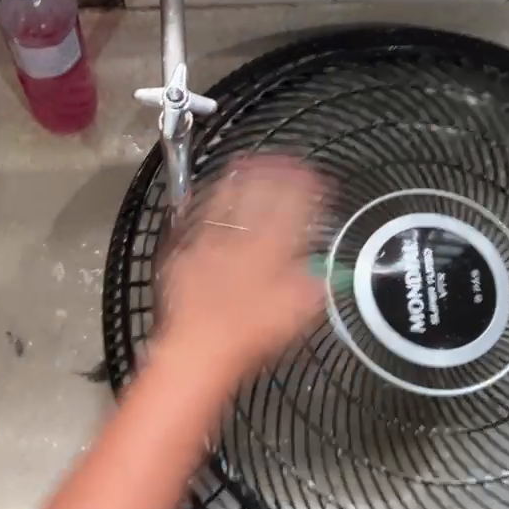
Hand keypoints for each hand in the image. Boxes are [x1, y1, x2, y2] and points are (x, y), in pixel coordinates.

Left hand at [156, 156, 327, 381]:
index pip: (292, 208)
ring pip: (224, 201)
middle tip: (281, 159)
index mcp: (271, 250)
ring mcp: (207, 243)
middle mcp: (239, 239)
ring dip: (237, 179)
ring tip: (244, 163)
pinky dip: (202, 202)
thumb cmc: (251, 336)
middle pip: (257, 197)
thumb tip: (326, 270)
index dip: (304, 187)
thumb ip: (314, 284)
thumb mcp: (296, 313)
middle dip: (272, 173)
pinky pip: (193, 219)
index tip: (314, 175)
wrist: (198, 349)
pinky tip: (202, 192)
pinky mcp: (183, 253)